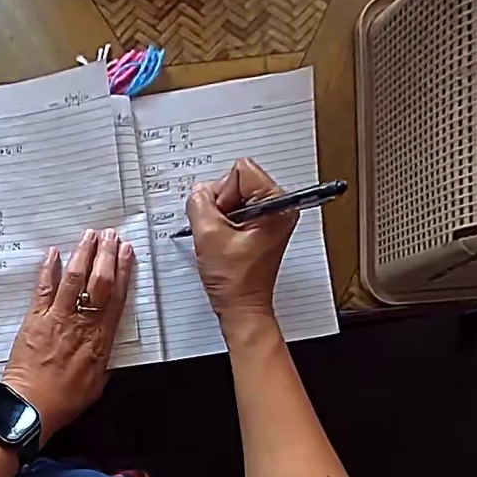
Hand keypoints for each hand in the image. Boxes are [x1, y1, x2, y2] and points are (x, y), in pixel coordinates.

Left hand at [1, 228, 134, 441]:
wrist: (32, 407)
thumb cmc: (65, 401)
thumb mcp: (97, 384)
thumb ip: (104, 361)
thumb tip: (107, 348)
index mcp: (101, 340)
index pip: (117, 298)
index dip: (124, 272)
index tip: (128, 253)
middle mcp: (83, 325)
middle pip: (99, 283)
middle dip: (106, 256)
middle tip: (111, 235)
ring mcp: (58, 320)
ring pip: (74, 280)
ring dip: (83, 255)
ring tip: (89, 235)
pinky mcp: (35, 320)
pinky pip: (44, 290)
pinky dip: (48, 270)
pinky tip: (53, 254)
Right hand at [185, 157, 298, 319]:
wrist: (241, 305)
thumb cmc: (235, 280)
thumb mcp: (208, 236)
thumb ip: (199, 204)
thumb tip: (198, 191)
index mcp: (277, 204)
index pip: (241, 171)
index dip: (222, 194)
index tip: (223, 220)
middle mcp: (278, 207)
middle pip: (238, 181)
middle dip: (221, 205)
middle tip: (221, 232)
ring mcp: (270, 216)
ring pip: (234, 196)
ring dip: (221, 217)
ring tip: (223, 240)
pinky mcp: (260, 226)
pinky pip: (236, 210)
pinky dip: (224, 224)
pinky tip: (224, 242)